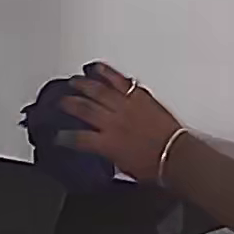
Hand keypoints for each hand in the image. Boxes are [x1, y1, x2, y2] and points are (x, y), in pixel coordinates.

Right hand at [59, 61, 185, 182]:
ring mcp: (125, 105)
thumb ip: (108, 153)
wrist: (175, 156)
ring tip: (74, 81)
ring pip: (98, 90)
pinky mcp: (138, 95)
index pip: (78, 138)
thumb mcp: (123, 166)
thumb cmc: (153, 165)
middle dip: (69, 103)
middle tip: (62, 100)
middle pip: (84, 108)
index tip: (58, 136)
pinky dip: (106, 72)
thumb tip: (100, 148)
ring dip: (83, 84)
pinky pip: (119, 80)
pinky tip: (97, 68)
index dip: (64, 137)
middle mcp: (113, 122)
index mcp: (107, 143)